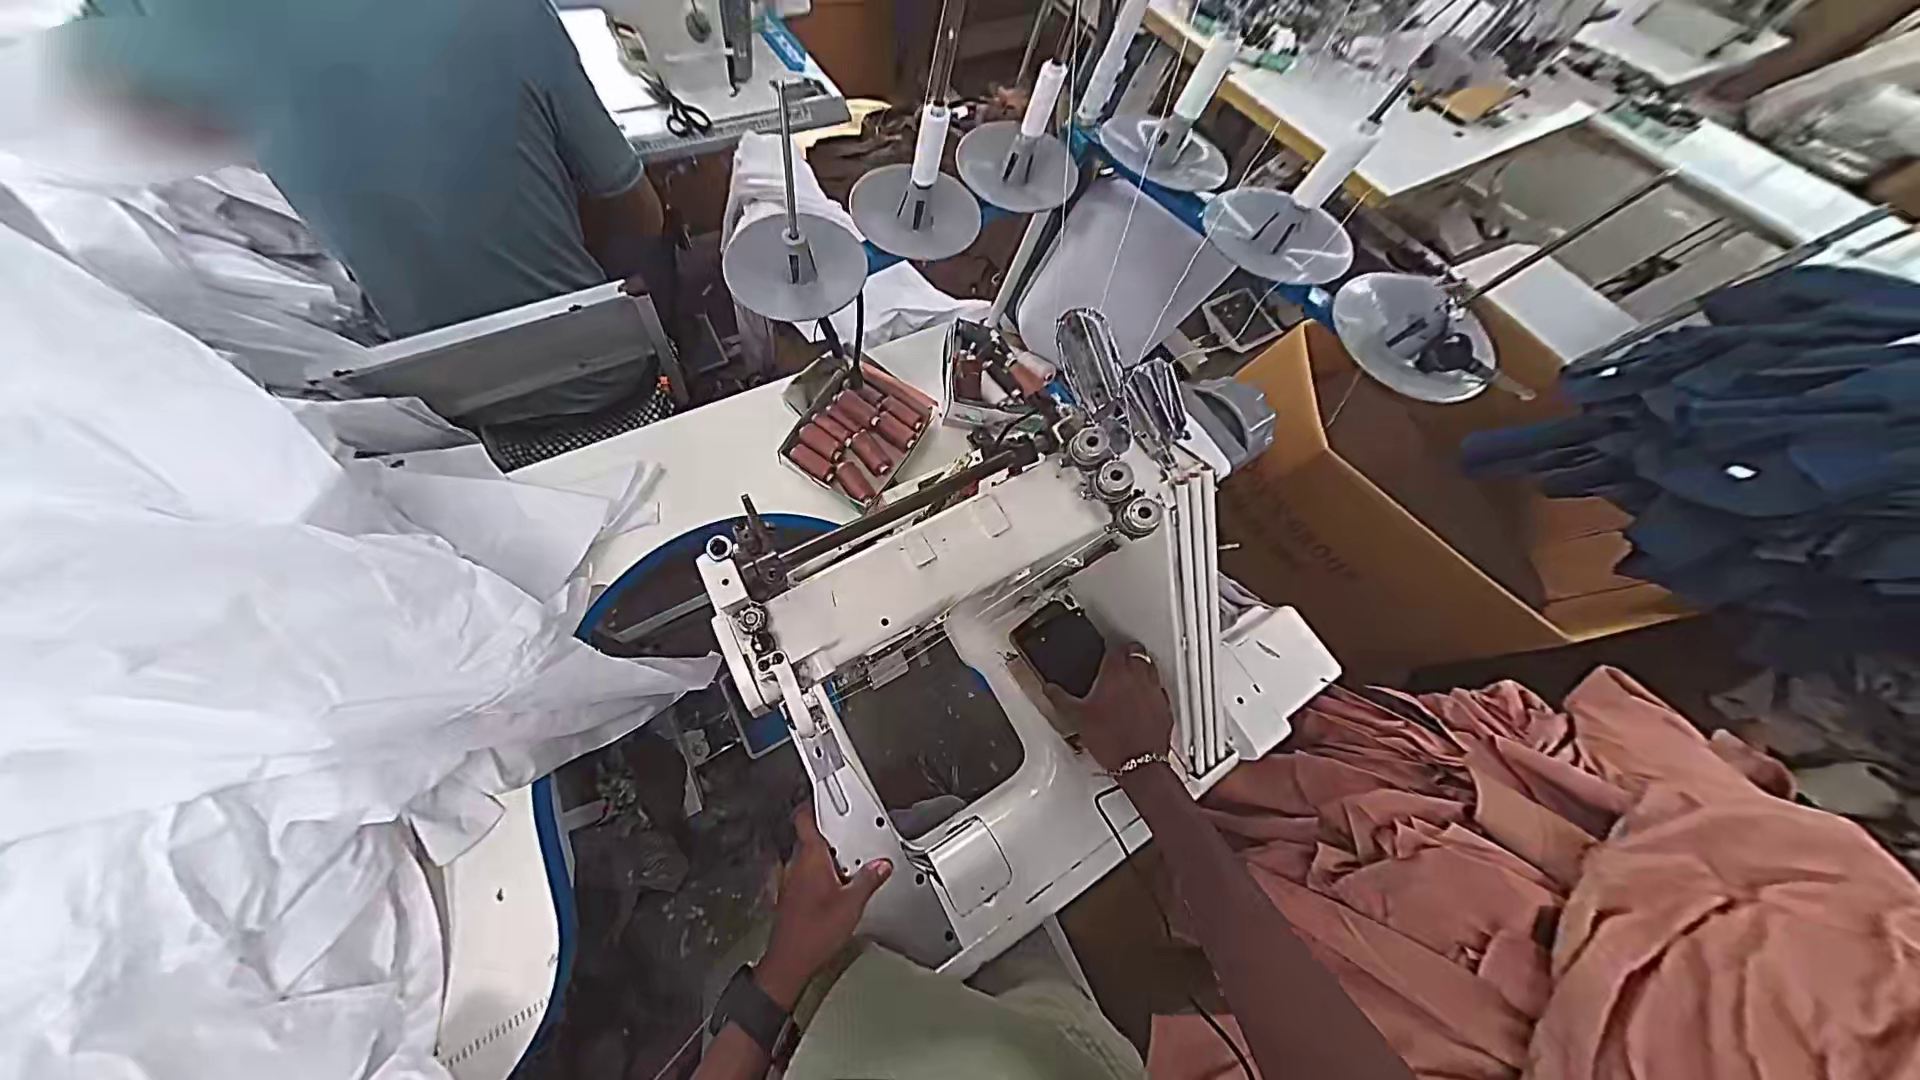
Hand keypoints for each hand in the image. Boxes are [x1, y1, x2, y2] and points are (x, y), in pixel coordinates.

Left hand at [756, 801, 890, 1008]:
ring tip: (844, 869)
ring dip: (824, 858)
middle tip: (848, 841)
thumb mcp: (852, 904)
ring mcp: (790, 882)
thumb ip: (869, 880)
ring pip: (807, 858)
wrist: (789, 964)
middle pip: (810, 838)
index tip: (821, 796)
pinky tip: (830, 891)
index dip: (812, 805)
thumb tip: (881, 866)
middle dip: (830, 837)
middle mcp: (796, 866)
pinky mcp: (789, 898)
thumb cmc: (813, 934)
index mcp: (810, 858)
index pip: (804, 819)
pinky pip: (803, 876)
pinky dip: (817, 876)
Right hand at [1045, 645, 1173, 773]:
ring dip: (1140, 669)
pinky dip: (1150, 691)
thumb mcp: (1076, 717)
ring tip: (1128, 678)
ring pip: (1151, 667)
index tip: (1103, 655)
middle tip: (1116, 662)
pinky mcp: (1165, 707)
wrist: (1139, 764)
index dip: (1108, 649)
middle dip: (1126, 654)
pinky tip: (1141, 701)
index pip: (1115, 648)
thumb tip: (1050, 689)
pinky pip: (1159, 690)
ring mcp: (1154, 691)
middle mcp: (1138, 676)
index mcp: (1116, 672)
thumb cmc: (1112, 739)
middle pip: (1136, 652)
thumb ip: (1060, 698)